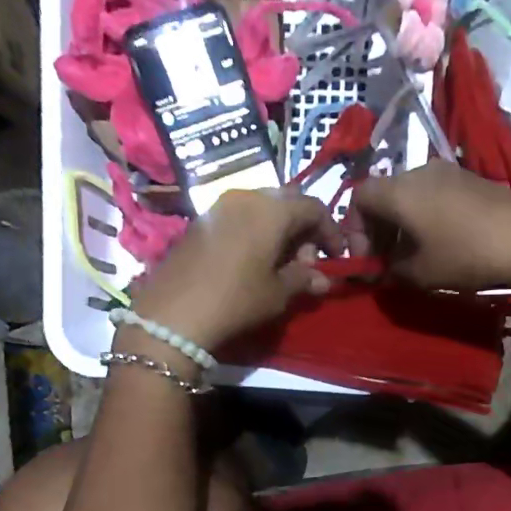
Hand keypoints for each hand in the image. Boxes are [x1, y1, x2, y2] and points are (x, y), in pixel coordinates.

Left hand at [132, 188, 344, 349]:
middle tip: (308, 263)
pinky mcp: (201, 221)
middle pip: (287, 203)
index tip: (336, 257)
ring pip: (262, 209)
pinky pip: (240, 218)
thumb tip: (324, 279)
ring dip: (280, 232)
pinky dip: (257, 233)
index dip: (331, 231)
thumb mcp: (278, 293)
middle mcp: (246, 196)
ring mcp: (220, 206)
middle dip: (304, 230)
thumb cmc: (237, 299)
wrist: (174, 314)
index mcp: (272, 209)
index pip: (313, 207)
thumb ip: (305, 278)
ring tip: (283, 266)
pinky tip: (255, 262)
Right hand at [347, 162, 510, 291]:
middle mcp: (418, 171)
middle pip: (384, 195)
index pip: (357, 198)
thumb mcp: (420, 273)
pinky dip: (425, 218)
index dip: (354, 231)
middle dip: (378, 229)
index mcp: (398, 190)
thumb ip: (392, 271)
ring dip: (403, 225)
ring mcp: (448, 172)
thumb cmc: (465, 254)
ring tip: (414, 257)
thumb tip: (385, 269)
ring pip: (410, 196)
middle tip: (386, 262)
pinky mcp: (471, 180)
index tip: (368, 261)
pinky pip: (434, 196)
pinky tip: (442, 244)